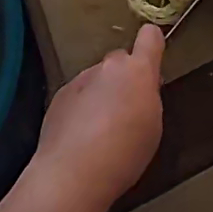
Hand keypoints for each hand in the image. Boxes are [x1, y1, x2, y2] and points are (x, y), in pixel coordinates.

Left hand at [30, 23, 164, 209]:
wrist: (71, 176)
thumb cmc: (124, 153)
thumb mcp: (153, 126)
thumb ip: (149, 97)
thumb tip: (139, 91)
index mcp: (139, 69)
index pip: (150, 35)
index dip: (152, 46)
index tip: (151, 65)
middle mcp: (109, 66)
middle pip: (120, 60)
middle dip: (123, 78)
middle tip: (124, 110)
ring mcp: (81, 79)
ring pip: (97, 78)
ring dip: (100, 94)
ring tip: (96, 130)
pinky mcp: (59, 96)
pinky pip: (77, 94)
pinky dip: (80, 108)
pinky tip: (77, 137)